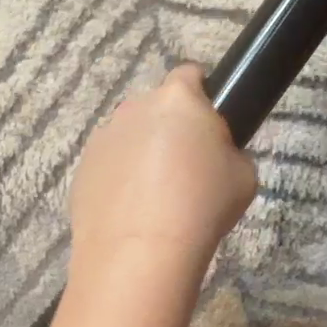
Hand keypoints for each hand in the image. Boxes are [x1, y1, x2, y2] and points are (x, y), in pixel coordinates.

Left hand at [70, 66, 257, 275]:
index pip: (191, 75)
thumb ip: (228, 152)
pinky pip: (109, 167)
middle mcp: (134, 107)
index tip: (211, 128)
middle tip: (188, 171)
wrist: (141, 252)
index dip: (204, 97)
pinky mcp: (82, 169)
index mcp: (178, 99)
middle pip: (157, 108)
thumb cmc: (202, 205)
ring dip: (143, 156)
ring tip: (158, 200)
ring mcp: (102, 137)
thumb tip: (214, 156)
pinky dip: (120, 182)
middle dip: (171, 130)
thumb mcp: (244, 176)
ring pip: (130, 138)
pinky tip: (134, 215)